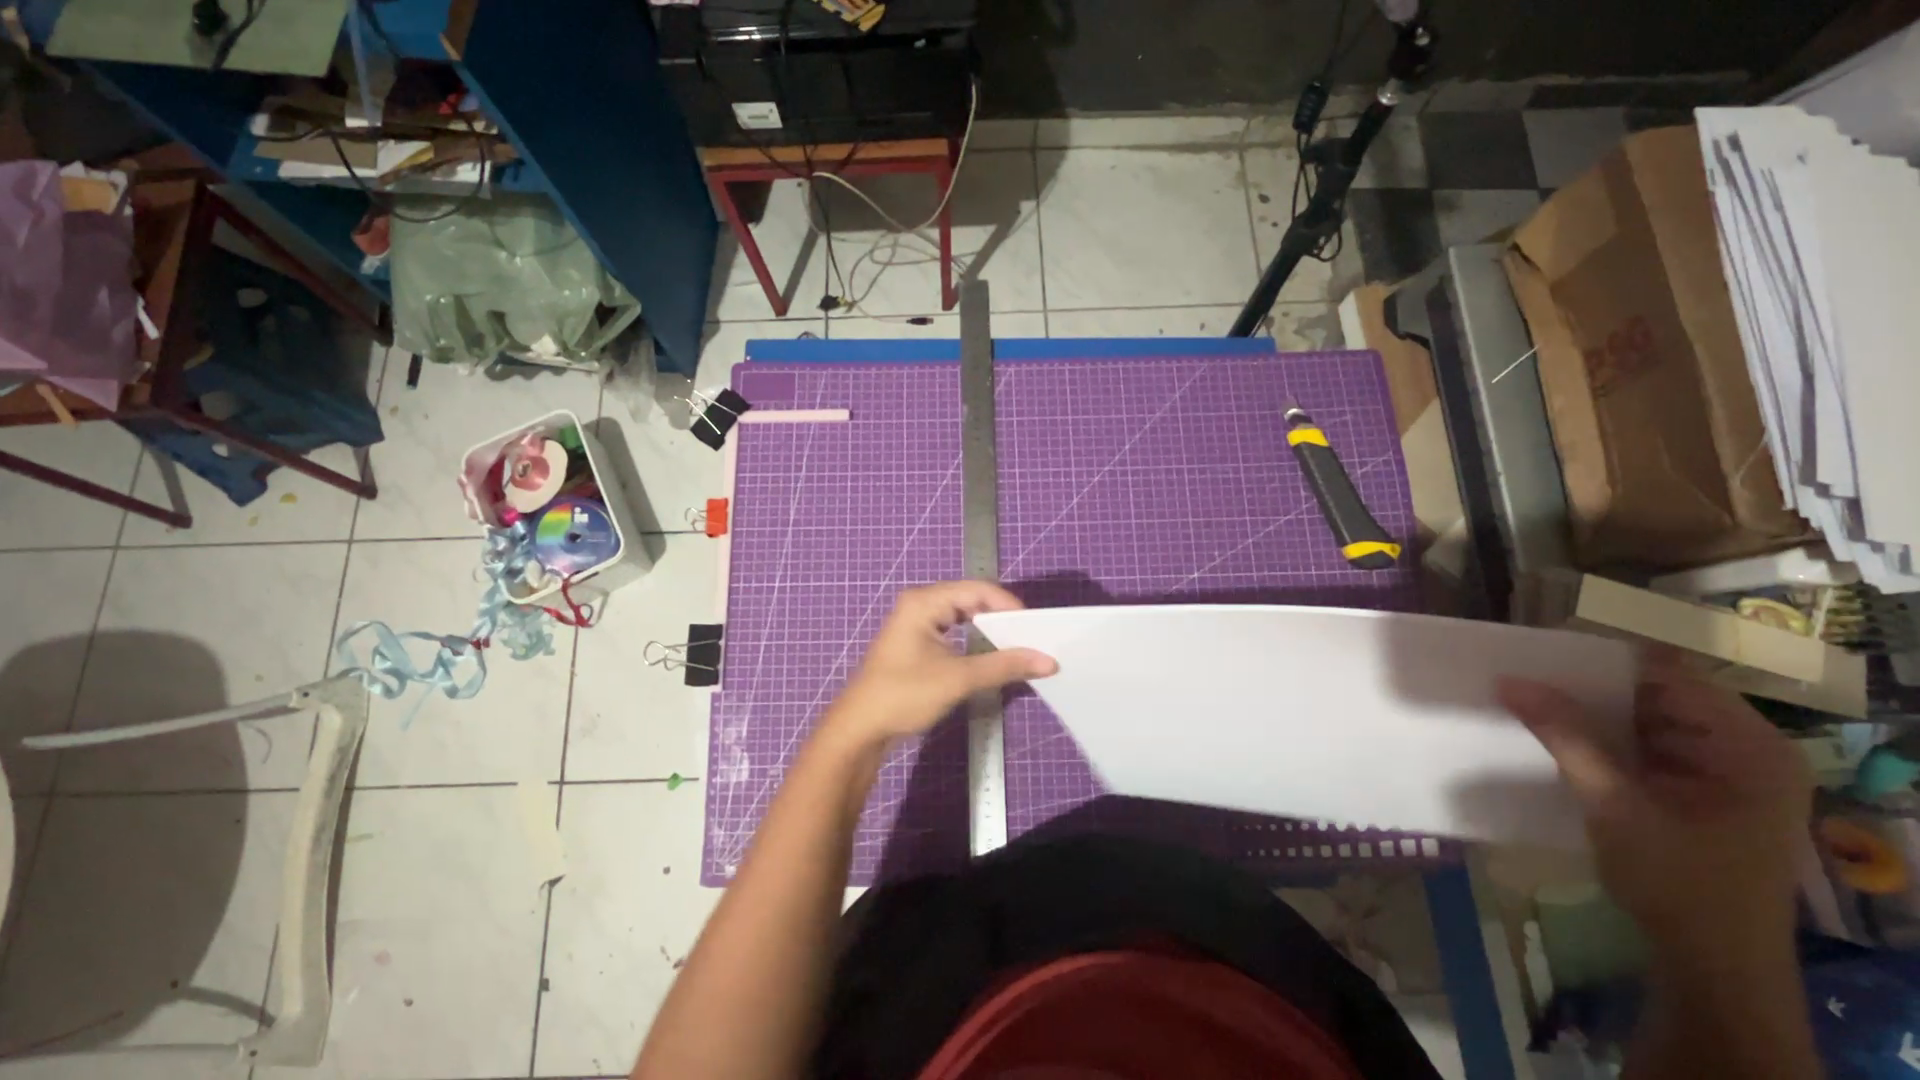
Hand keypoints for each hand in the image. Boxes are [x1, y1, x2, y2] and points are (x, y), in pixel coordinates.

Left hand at [825, 581, 1057, 746]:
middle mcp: (919, 605)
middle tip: (1031, 638)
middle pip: (971, 600)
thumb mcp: (958, 679)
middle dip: (1001, 618)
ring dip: (988, 631)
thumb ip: (1004, 665)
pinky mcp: (915, 645)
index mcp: (924, 602)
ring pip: (962, 617)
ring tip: (1017, 648)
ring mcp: (915, 625)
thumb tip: (1048, 660)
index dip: (1009, 605)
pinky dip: (973, 642)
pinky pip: (952, 632)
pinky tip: (990, 657)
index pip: (978, 589)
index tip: (1035, 629)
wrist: (860, 729)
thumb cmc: (904, 695)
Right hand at [1498, 651, 1811, 962]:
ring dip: (1592, 715)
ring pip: (1646, 720)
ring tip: (1530, 698)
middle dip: (1590, 687)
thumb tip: (1508, 680)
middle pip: (1658, 694)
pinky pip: (1646, 748)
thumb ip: (1566, 737)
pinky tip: (1557, 737)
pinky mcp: (1700, 792)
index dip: (1602, 661)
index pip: (1669, 674)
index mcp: (1748, 745)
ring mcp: (1724, 772)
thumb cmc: (1678, 885)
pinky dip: (1604, 742)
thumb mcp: (1615, 806)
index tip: (1538, 653)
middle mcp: (1744, 748)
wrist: (1714, 969)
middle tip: (1524, 675)